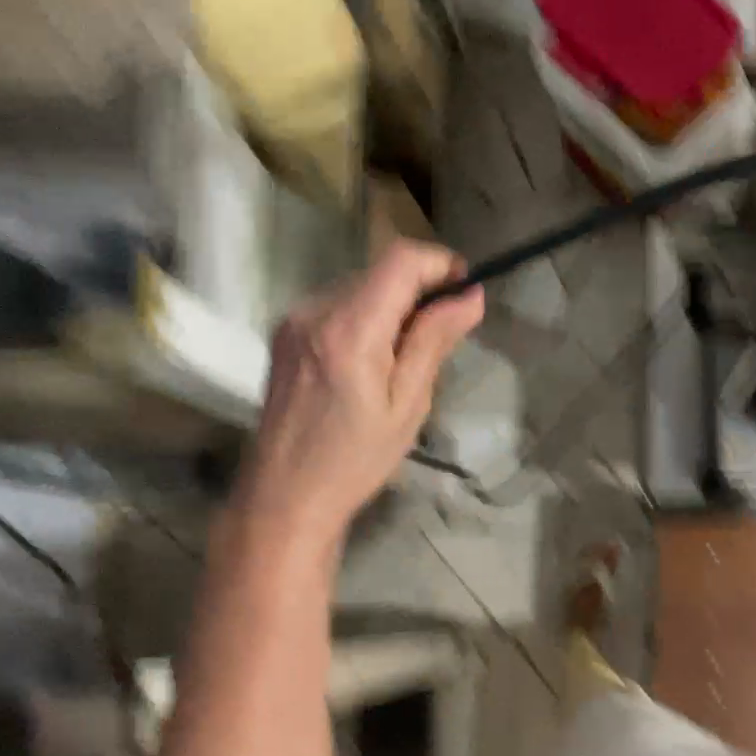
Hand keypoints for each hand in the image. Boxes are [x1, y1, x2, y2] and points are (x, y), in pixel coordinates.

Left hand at [231, 240, 485, 544]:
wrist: (284, 495)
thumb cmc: (356, 459)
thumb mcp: (408, 404)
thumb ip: (434, 341)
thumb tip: (470, 296)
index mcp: (349, 329)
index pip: (400, 260)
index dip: (441, 264)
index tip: (468, 292)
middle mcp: (315, 310)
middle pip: (382, 271)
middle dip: (423, 290)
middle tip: (446, 338)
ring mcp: (294, 319)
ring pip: (362, 287)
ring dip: (397, 306)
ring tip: (409, 359)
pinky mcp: (286, 333)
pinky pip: (340, 305)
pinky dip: (370, 318)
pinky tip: (376, 362)